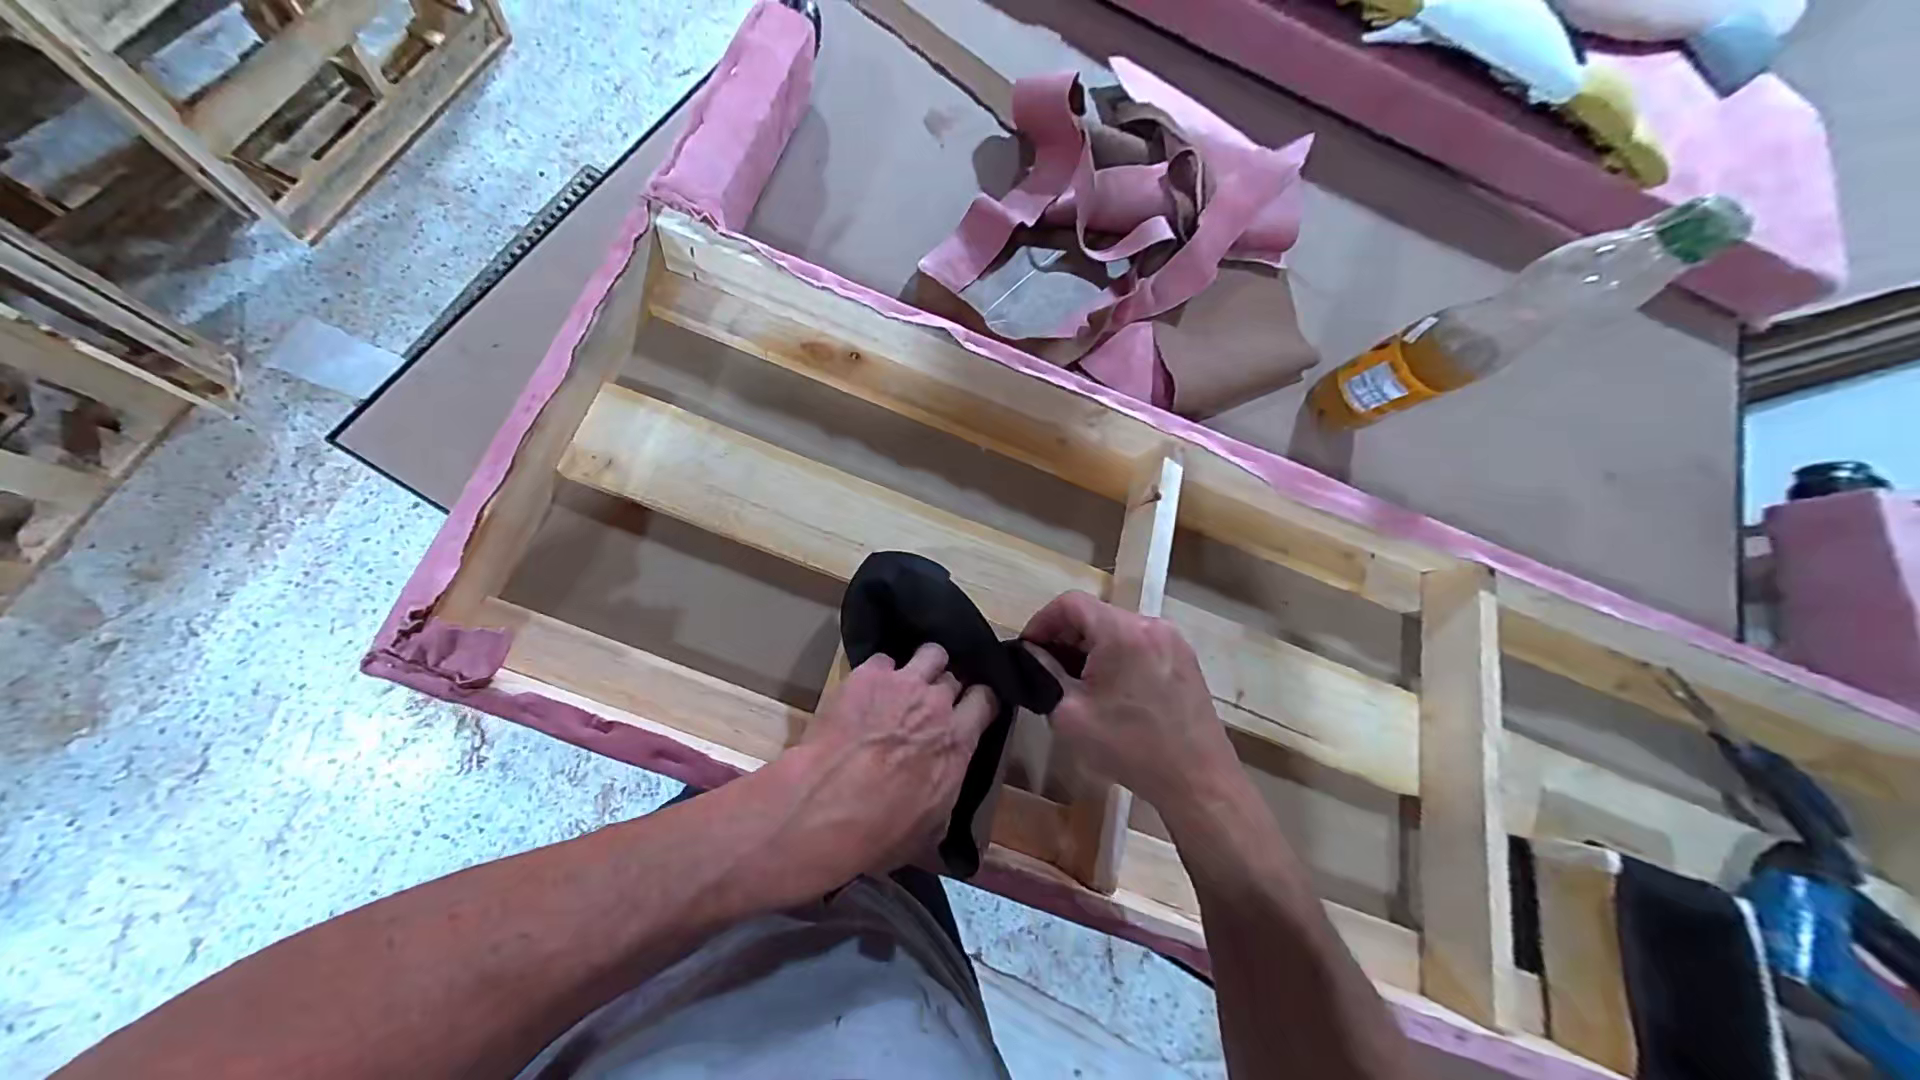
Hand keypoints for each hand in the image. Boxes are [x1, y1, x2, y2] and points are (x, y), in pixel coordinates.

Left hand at [772, 644, 994, 890]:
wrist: (828, 807)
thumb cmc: (882, 830)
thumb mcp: (931, 830)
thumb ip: (945, 796)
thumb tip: (943, 798)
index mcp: (958, 739)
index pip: (986, 700)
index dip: (979, 701)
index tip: (970, 708)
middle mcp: (936, 703)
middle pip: (954, 674)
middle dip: (947, 685)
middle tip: (931, 701)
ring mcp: (902, 683)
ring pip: (930, 652)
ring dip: (924, 665)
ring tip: (908, 679)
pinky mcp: (866, 675)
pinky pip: (882, 660)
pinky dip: (879, 672)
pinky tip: (866, 688)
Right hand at [1022, 590, 1238, 813]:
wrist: (1197, 781)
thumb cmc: (1130, 747)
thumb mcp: (1070, 713)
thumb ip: (1043, 672)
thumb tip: (1031, 652)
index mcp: (1123, 632)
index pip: (1071, 602)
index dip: (1042, 621)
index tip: (1028, 649)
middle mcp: (1151, 625)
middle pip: (1096, 614)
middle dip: (1065, 637)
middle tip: (1047, 670)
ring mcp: (1173, 641)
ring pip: (1117, 629)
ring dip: (1090, 648)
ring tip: (1076, 683)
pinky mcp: (1185, 660)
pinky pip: (1139, 644)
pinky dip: (1117, 656)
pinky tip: (1110, 690)